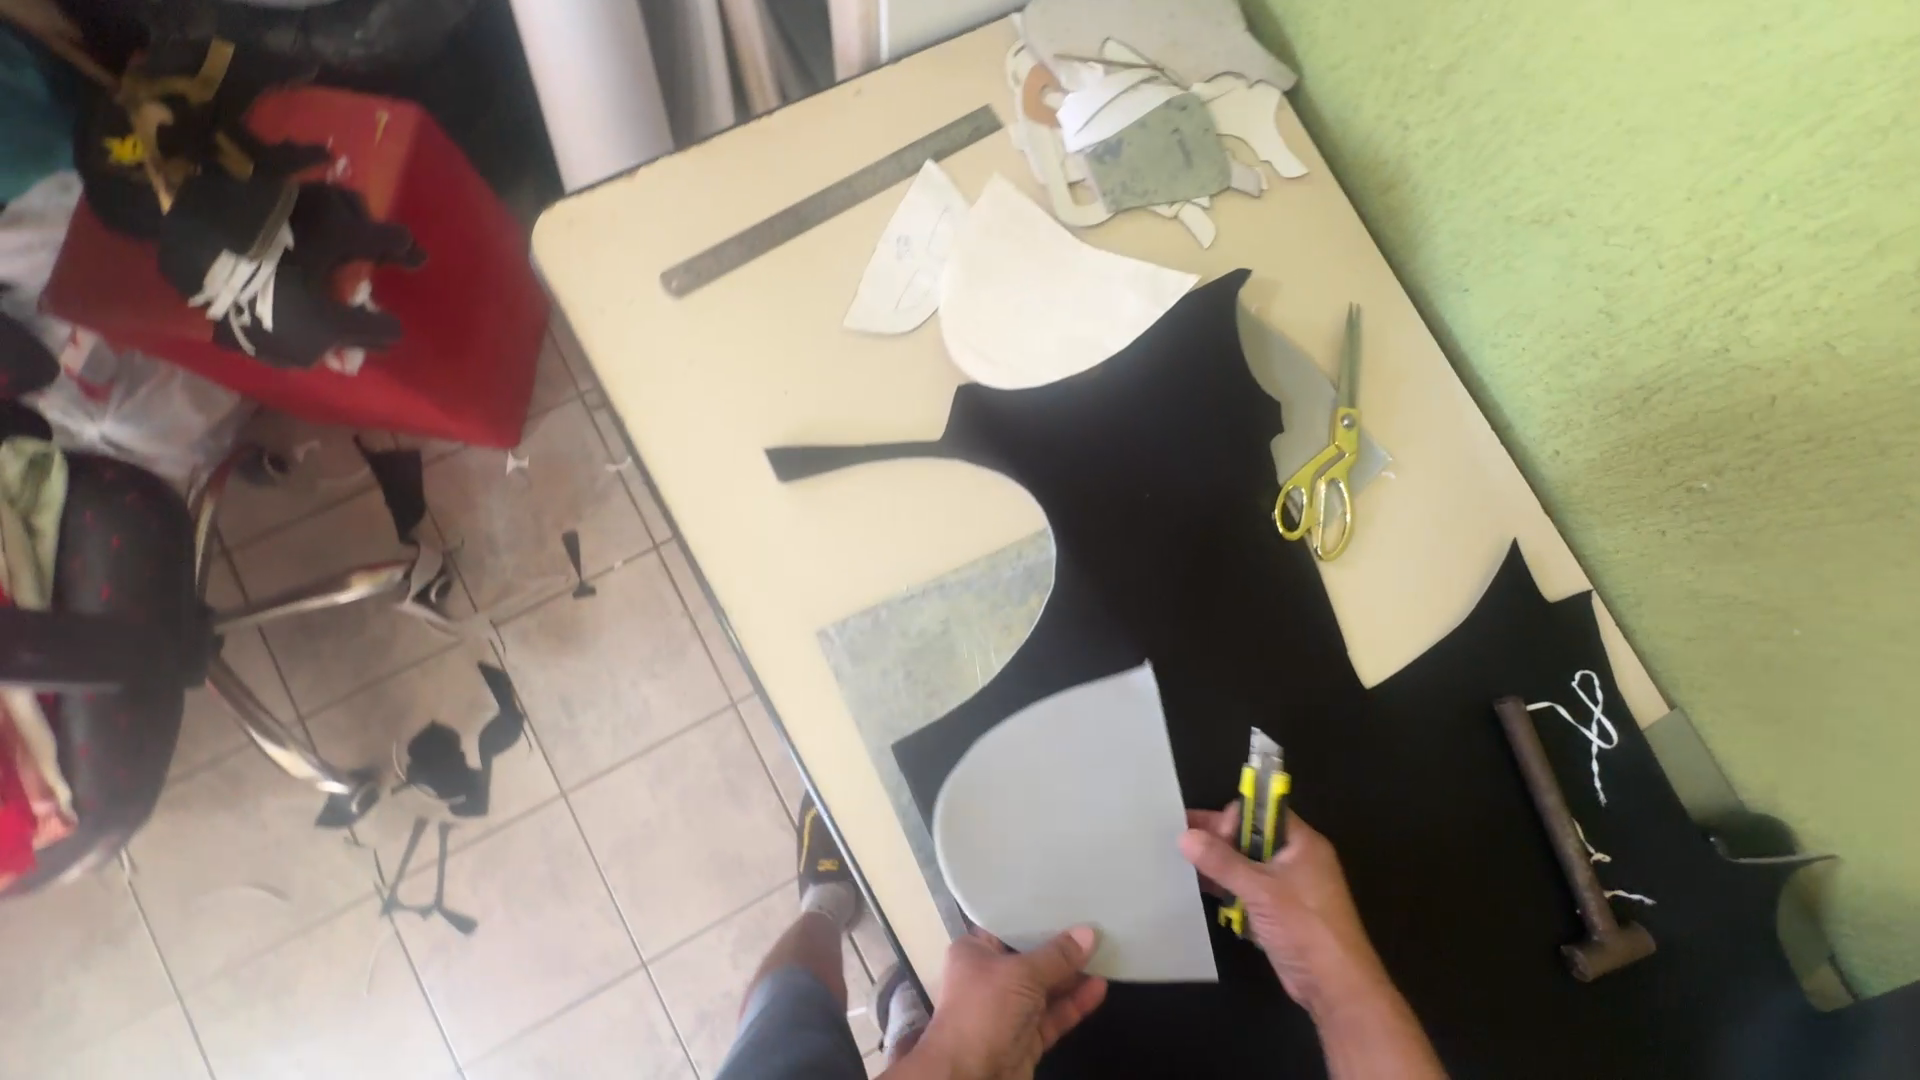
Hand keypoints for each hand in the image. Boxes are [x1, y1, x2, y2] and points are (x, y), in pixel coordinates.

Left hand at [891, 926, 1107, 1079]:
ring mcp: (1009, 1009)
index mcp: (975, 951)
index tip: (1065, 900)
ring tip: (1105, 953)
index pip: (1008, 926)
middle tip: (1094, 925)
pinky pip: (1054, 1015)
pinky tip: (1099, 987)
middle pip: (1031, 957)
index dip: (1035, 915)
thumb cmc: (984, 1010)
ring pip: (1046, 988)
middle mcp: (990, 976)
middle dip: (1060, 946)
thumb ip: (1057, 955)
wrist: (968, 1078)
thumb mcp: (1021, 974)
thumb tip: (1089, 933)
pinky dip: (1074, 1003)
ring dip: (1072, 975)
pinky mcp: (1025, 1038)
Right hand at [1181, 806, 1391, 1015]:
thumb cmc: (1305, 928)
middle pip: (1250, 837)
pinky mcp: (1278, 911)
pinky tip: (1200, 888)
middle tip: (1183, 843)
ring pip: (1246, 864)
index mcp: (1301, 843)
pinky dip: (1227, 887)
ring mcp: (1287, 887)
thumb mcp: (1260, 890)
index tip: (1211, 836)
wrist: (1336, 988)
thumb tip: (1184, 836)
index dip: (1235, 818)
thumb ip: (1221, 861)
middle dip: (1219, 840)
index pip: (1261, 812)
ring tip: (1184, 863)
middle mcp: (1295, 859)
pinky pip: (1247, 888)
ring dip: (1220, 865)